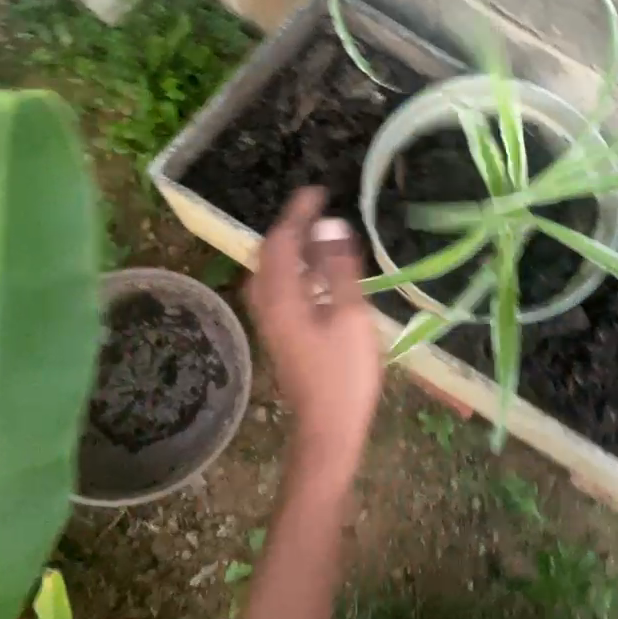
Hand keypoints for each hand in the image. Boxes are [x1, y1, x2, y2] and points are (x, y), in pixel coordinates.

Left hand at [248, 188, 383, 479]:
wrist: (327, 428)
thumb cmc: (345, 373)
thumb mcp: (350, 315)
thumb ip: (340, 268)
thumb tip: (331, 225)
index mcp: (282, 296)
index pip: (281, 240)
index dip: (298, 212)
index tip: (318, 190)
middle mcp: (267, 305)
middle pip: (267, 254)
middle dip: (289, 226)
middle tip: (317, 209)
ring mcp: (270, 322)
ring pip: (269, 272)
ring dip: (288, 248)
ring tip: (316, 234)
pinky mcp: (279, 335)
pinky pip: (277, 287)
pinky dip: (292, 268)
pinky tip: (314, 274)